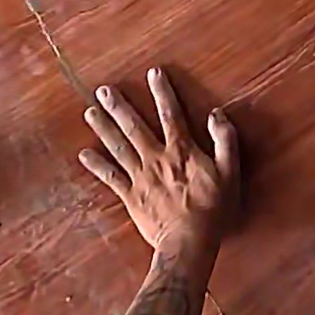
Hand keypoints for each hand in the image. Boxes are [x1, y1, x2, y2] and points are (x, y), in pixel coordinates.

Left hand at [78, 67, 239, 252]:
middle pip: (135, 127)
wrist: (188, 242)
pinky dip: (97, 165)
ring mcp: (140, 177)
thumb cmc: (213, 207)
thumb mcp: (230, 170)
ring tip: (90, 112)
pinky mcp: (130, 196)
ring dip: (104, 128)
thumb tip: (216, 114)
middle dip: (120, 106)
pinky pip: (110, 177)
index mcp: (181, 150)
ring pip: (118, 147)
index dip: (162, 92)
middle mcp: (156, 158)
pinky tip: (84, 153)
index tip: (153, 72)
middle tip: (104, 90)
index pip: (171, 114)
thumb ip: (224, 140)